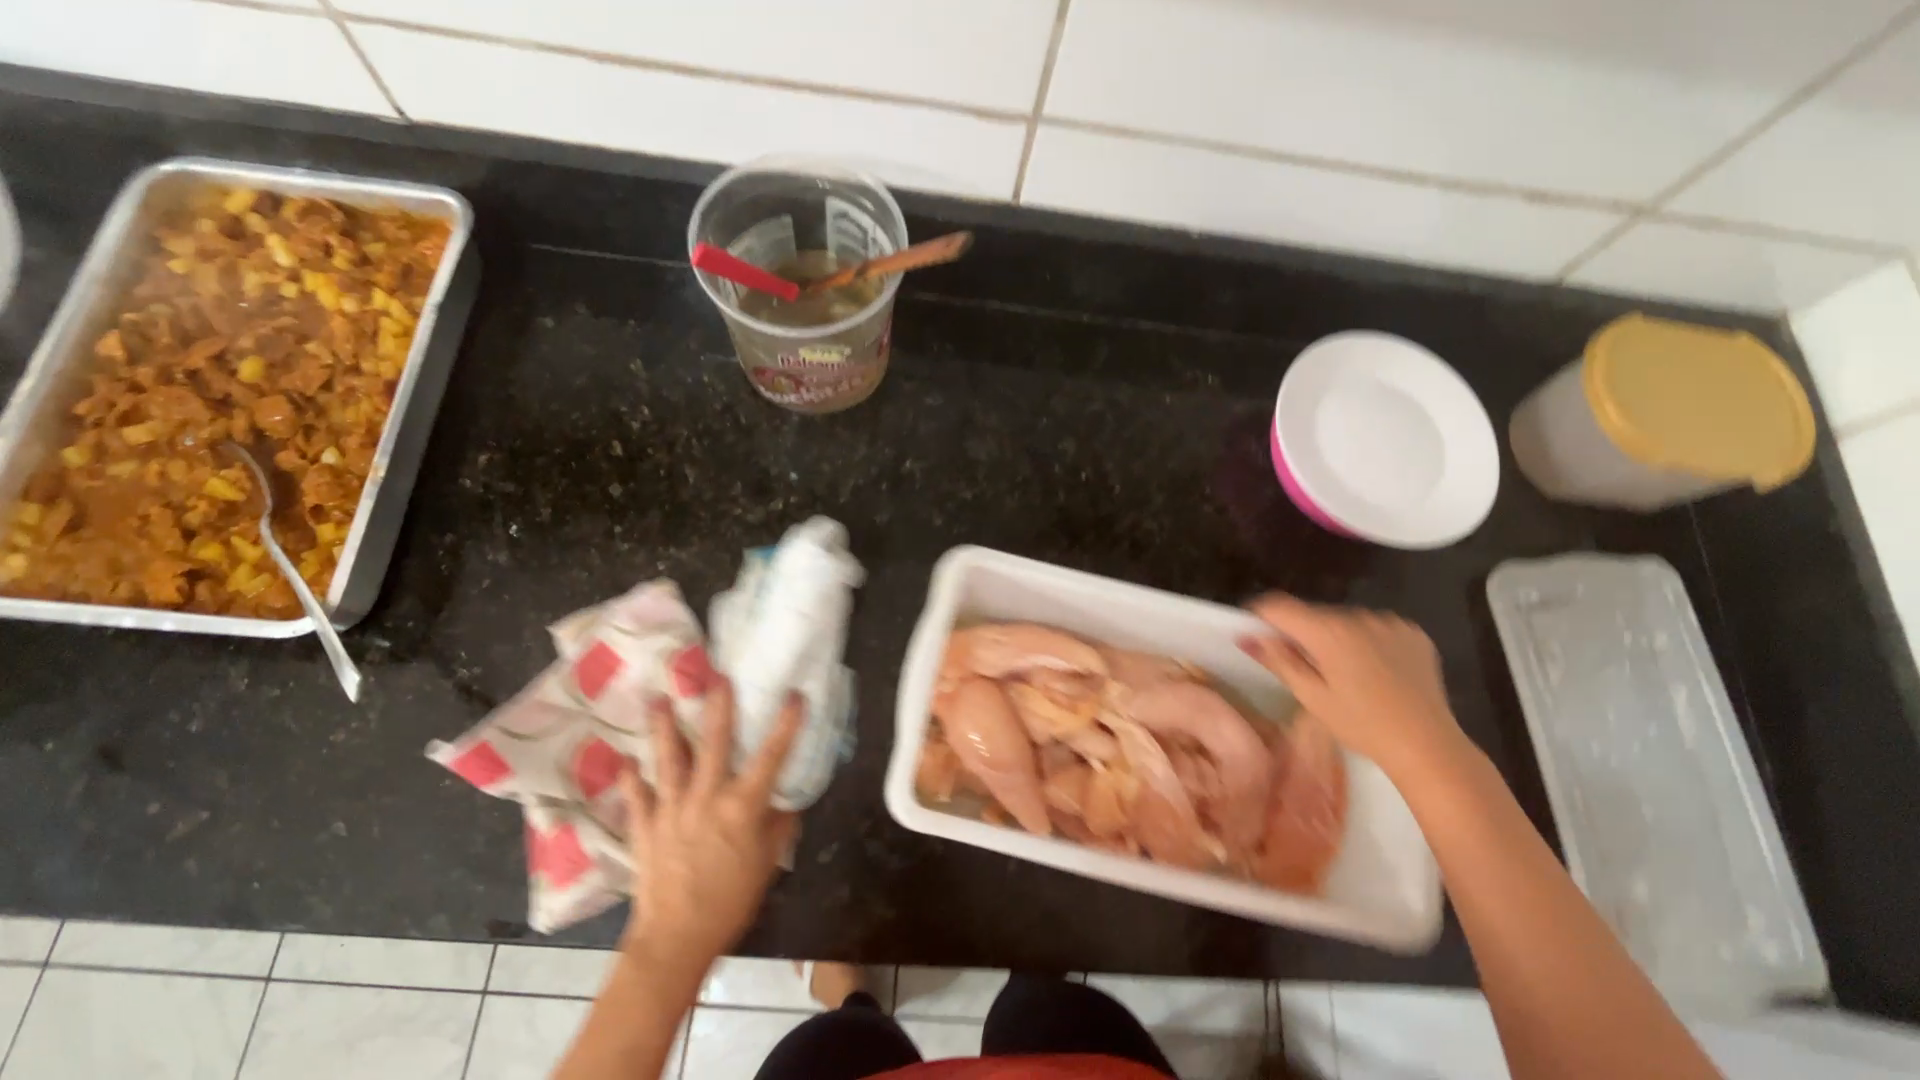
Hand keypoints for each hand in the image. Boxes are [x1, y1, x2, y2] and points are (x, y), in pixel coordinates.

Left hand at [616, 678, 801, 978]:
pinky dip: (630, 778)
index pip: (771, 756)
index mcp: (742, 806)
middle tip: (717, 675)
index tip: (794, 695)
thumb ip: (777, 828)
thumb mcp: (767, 864)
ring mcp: (672, 808)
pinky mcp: (645, 826)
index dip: (786, 724)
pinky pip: (636, 796)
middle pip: (715, 743)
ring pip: (669, 759)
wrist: (677, 937)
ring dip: (664, 728)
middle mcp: (707, 797)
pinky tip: (624, 760)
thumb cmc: (731, 901)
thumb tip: (784, 802)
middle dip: (718, 706)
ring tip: (658, 700)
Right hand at [1240, 594, 1472, 781]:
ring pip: (1346, 622)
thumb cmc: (1361, 725)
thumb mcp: (1311, 697)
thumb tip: (1246, 636)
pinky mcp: (1412, 632)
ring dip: (1338, 639)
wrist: (1427, 744)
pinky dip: (1368, 643)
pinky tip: (1378, 673)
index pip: (1279, 606)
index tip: (1256, 635)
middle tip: (1308, 671)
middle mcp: (1358, 616)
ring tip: (1348, 676)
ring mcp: (1389, 622)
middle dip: (1304, 635)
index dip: (1262, 616)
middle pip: (1315, 615)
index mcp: (1328, 631)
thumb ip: (1278, 660)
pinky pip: (1376, 629)